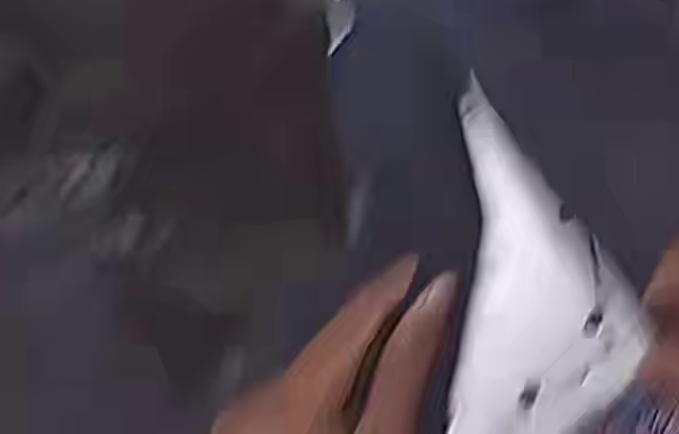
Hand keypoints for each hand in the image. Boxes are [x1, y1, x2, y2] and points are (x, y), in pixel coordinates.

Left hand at [215, 258, 455, 433]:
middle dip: (385, 321)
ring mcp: (239, 426)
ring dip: (359, 354)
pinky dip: (331, 385)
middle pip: (339, 334)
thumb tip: (439, 290)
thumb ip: (412, 357)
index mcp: (295, 388)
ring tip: (397, 355)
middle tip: (428, 310)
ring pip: (317, 366)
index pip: (365, 303)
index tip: (432, 262)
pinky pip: (294, 395)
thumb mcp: (387, 431)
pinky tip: (351, 402)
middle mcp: (255, 400)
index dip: (406, 278)